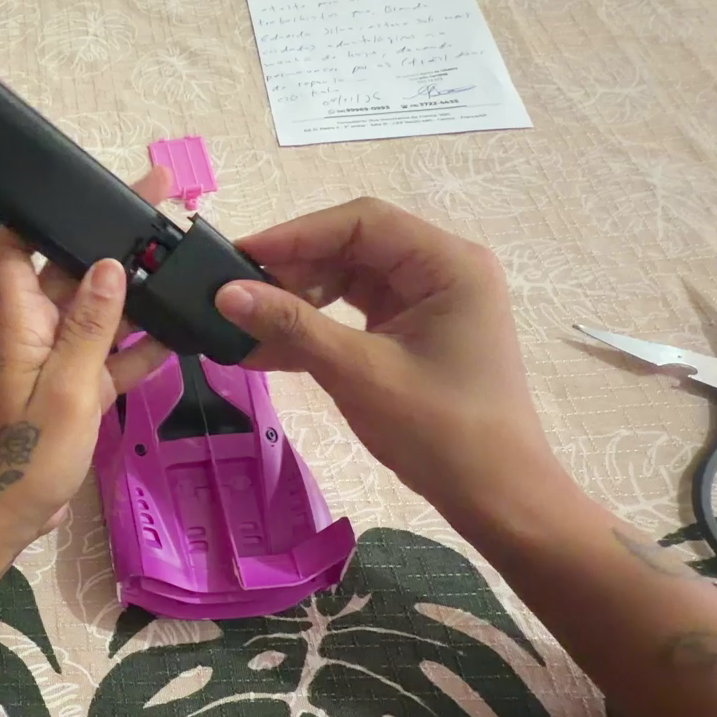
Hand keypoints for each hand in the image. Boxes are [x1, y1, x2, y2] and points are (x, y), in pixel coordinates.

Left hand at [0, 170, 173, 548]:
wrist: (15, 516)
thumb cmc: (28, 457)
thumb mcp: (66, 388)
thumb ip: (90, 327)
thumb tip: (108, 266)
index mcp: (21, 324)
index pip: (12, 249)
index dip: (38, 216)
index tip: (82, 191)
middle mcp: (39, 333)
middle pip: (71, 273)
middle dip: (112, 245)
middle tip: (165, 216)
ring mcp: (61, 362)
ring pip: (99, 314)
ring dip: (135, 293)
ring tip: (181, 265)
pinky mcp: (78, 389)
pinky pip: (111, 356)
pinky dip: (139, 345)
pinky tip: (177, 330)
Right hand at [213, 197, 570, 527]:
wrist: (490, 492)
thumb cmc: (436, 428)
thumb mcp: (356, 371)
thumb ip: (290, 326)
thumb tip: (226, 294)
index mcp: (446, 264)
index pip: (361, 223)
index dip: (294, 234)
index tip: (238, 258)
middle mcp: (438, 272)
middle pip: (350, 250)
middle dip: (290, 272)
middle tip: (234, 296)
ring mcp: (422, 305)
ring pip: (343, 284)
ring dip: (294, 305)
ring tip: (243, 326)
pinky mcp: (405, 336)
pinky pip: (347, 319)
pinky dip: (309, 332)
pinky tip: (262, 351)